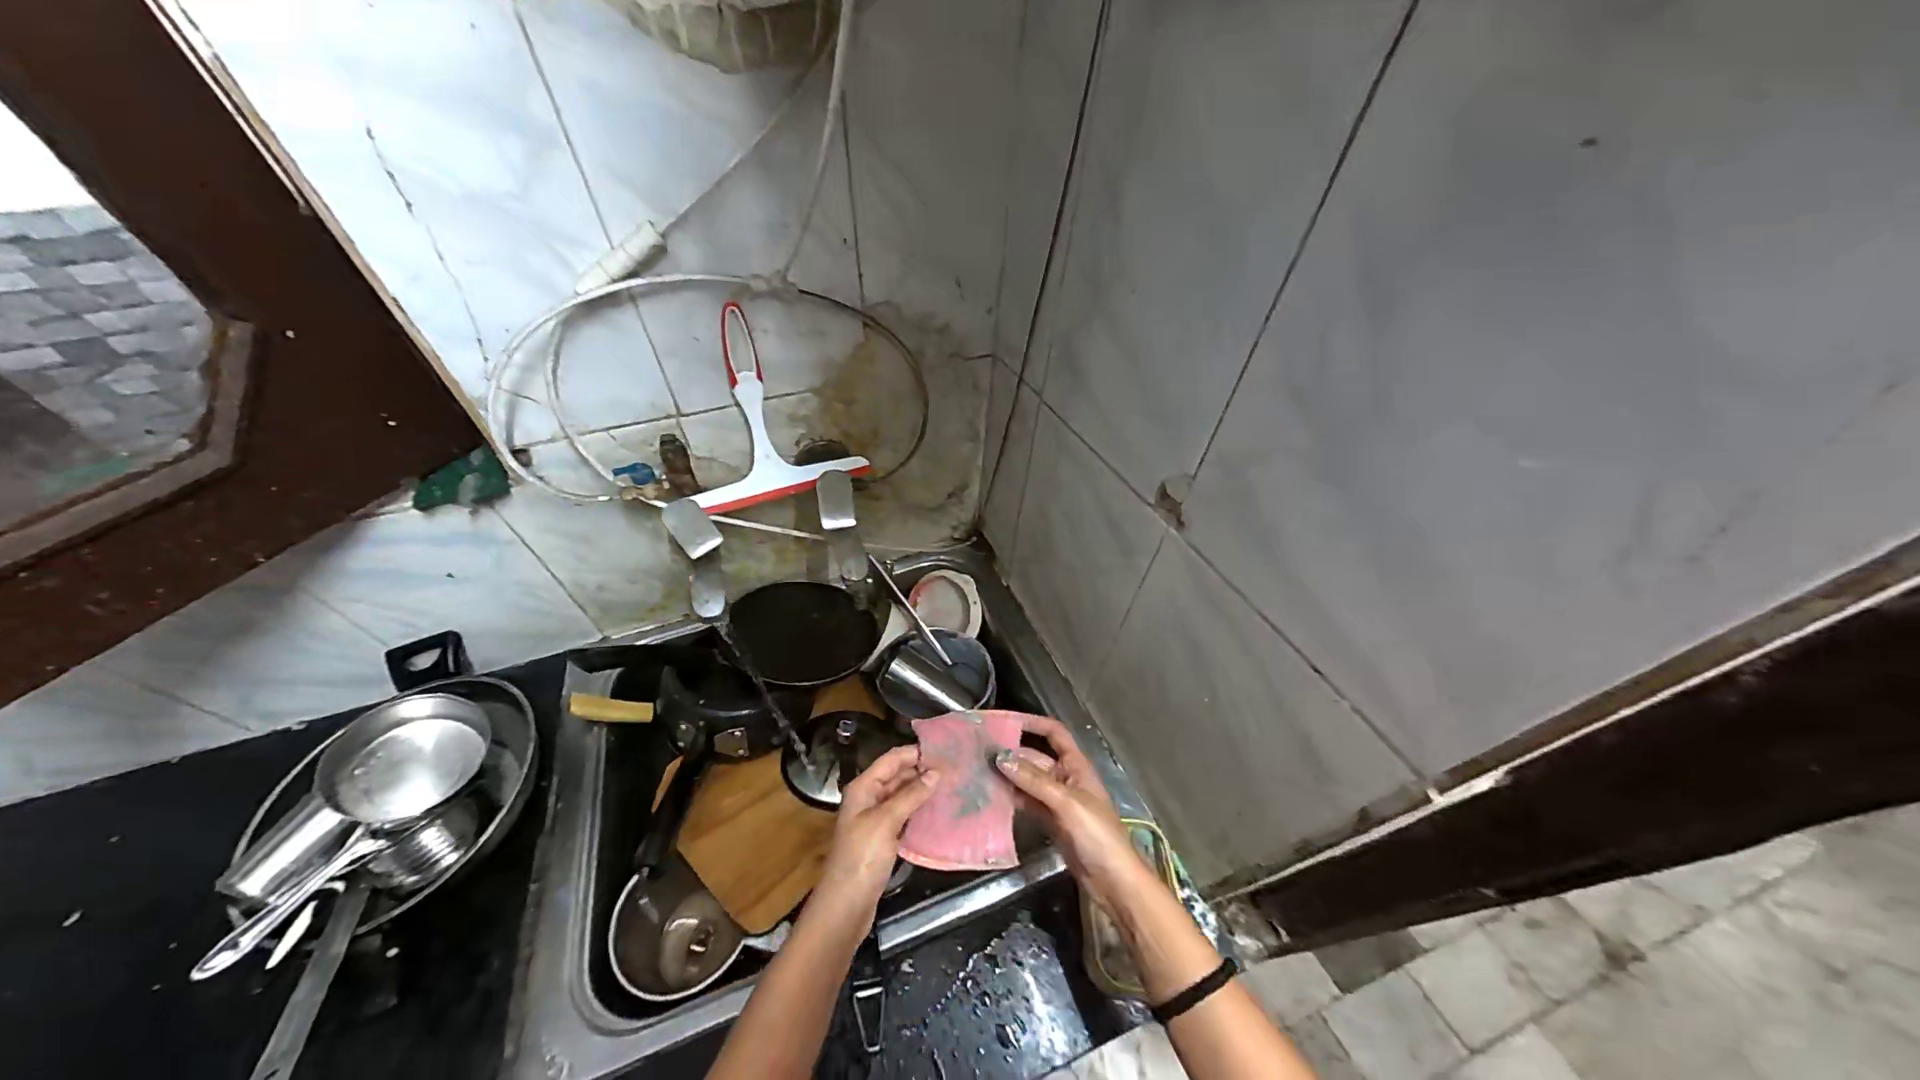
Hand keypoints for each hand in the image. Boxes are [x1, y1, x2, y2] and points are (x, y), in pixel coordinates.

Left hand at [813, 744, 937, 923]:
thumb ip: (910, 795)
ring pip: (902, 796)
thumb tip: (935, 772)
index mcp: (863, 788)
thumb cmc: (861, 858)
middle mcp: (868, 798)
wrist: (846, 905)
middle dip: (922, 770)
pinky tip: (939, 811)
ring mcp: (875, 819)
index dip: (915, 752)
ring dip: (923, 790)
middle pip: (897, 776)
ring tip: (952, 785)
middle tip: (954, 768)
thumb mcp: (885, 821)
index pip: (891, 759)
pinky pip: (904, 816)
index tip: (944, 750)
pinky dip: (919, 810)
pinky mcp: (883, 839)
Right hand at [994, 716, 1151, 915]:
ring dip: (1008, 778)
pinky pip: (1027, 803)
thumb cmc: (1098, 835)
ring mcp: (1057, 802)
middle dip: (1011, 755)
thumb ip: (1034, 781)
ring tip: (978, 774)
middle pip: (1035, 759)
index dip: (1033, 724)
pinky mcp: (1050, 822)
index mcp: (1077, 767)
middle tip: (979, 754)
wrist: (1113, 882)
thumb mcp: (1067, 803)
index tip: (1005, 722)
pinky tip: (991, 799)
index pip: (1055, 734)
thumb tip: (1001, 758)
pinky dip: (1011, 800)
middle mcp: (1066, 779)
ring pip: (1028, 782)